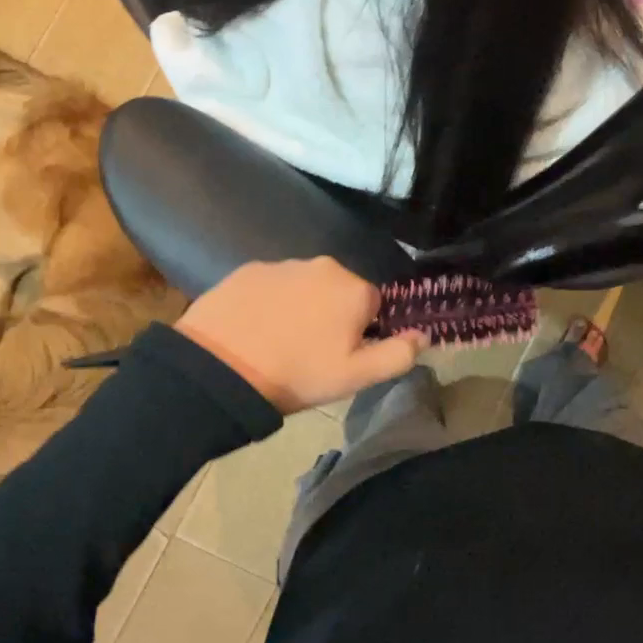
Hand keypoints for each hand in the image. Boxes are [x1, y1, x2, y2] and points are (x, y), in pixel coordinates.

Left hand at [174, 258, 426, 414]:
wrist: (219, 369)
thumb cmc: (297, 374)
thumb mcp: (355, 377)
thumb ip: (398, 354)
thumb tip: (423, 335)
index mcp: (354, 289)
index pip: (373, 305)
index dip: (362, 332)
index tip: (341, 355)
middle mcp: (322, 266)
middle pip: (339, 291)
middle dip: (332, 315)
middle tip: (310, 352)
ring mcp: (281, 265)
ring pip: (304, 287)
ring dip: (300, 308)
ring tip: (278, 343)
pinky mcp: (246, 271)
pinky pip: (270, 286)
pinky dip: (268, 304)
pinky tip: (254, 331)